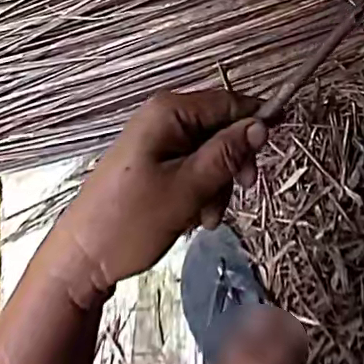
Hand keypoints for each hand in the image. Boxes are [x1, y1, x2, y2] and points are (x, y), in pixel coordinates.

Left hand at [40, 90, 269, 306]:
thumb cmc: (129, 222)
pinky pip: (192, 165)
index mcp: (168, 112)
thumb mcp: (186, 189)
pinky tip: (194, 215)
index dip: (257, 115)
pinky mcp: (153, 162)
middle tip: (241, 191)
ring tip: (205, 217)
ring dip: (217, 182)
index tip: (285, 128)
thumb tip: (261, 123)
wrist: (78, 262)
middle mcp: (163, 117)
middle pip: (219, 127)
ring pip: (210, 151)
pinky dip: (201, 188)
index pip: (226, 101)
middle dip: (233, 161)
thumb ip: (225, 154)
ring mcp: (157, 139)